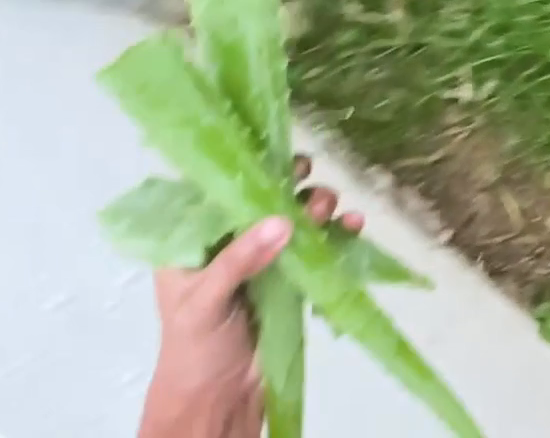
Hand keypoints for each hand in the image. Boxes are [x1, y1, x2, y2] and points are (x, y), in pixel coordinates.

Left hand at [138, 157, 363, 437]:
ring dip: (318, 204)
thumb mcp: (204, 303)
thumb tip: (284, 221)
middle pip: (268, 194)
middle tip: (303, 179)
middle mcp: (236, 239)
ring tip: (327, 212)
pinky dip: (342, 228)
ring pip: (300, 211)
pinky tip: (353, 226)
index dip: (245, 169)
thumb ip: (238, 261)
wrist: (222, 394)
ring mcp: (269, 252)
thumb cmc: (196, 346)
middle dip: (290, 182)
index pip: (219, 192)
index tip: (272, 155)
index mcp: (198, 241)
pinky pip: (324, 238)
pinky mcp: (298, 267)